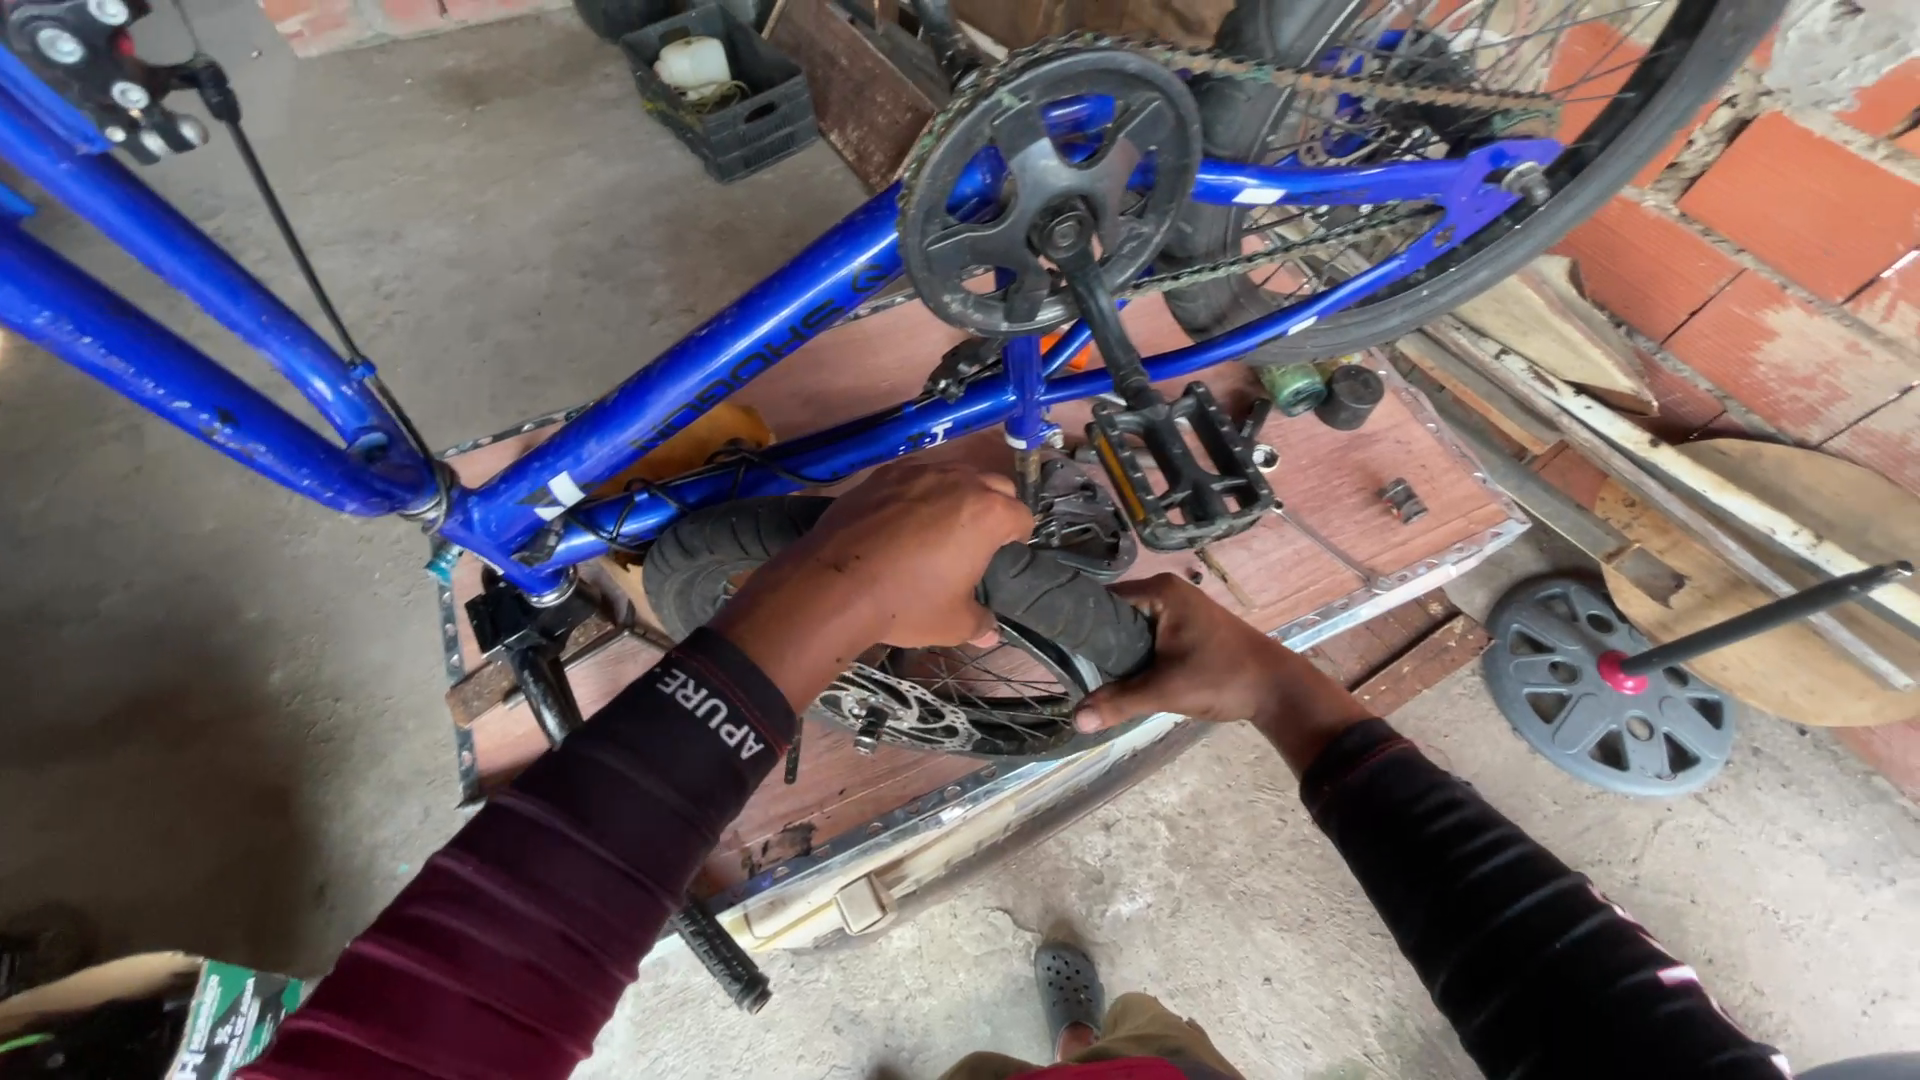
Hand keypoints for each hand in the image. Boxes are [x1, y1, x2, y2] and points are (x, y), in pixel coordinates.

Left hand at [707, 462, 1034, 708]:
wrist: (836, 584)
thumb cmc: (906, 603)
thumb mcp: (952, 623)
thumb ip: (979, 623)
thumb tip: (991, 633)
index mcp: (989, 514)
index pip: (1022, 516)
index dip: (1017, 537)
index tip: (1004, 552)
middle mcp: (960, 481)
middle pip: (994, 485)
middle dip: (993, 506)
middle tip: (976, 538)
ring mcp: (920, 471)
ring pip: (954, 473)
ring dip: (956, 494)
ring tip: (939, 524)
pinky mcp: (884, 473)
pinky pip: (915, 475)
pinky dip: (917, 492)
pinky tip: (901, 518)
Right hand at [1072, 574, 1373, 775]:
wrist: (1279, 690)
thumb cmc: (1223, 678)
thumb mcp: (1166, 690)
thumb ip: (1119, 701)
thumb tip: (1075, 721)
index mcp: (1160, 591)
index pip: (1103, 599)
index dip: (1081, 623)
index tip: (1059, 648)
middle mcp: (1168, 590)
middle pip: (1115, 613)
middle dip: (1099, 641)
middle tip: (1075, 668)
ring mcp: (1180, 607)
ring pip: (1132, 626)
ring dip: (1119, 650)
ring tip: (1093, 673)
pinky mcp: (1187, 625)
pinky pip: (1149, 633)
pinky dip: (1137, 652)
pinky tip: (1125, 673)